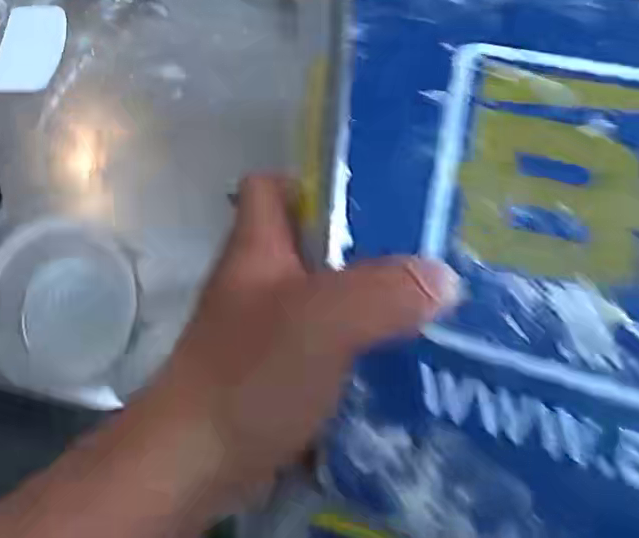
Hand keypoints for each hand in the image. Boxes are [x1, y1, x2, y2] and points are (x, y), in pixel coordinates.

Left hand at [132, 173, 459, 514]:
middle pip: (306, 242)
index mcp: (255, 245)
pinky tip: (404, 369)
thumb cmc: (250, 370)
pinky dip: (357, 350)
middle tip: (426, 261)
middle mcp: (256, 277)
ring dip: (367, 304)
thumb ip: (380, 292)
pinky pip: (323, 345)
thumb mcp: (321, 320)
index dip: (311, 183)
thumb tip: (442, 274)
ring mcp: (261, 325)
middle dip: (361, 249)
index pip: (269, 186)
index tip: (370, 199)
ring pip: (320, 297)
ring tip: (433, 314)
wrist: (196, 456)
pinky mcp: (273, 370)